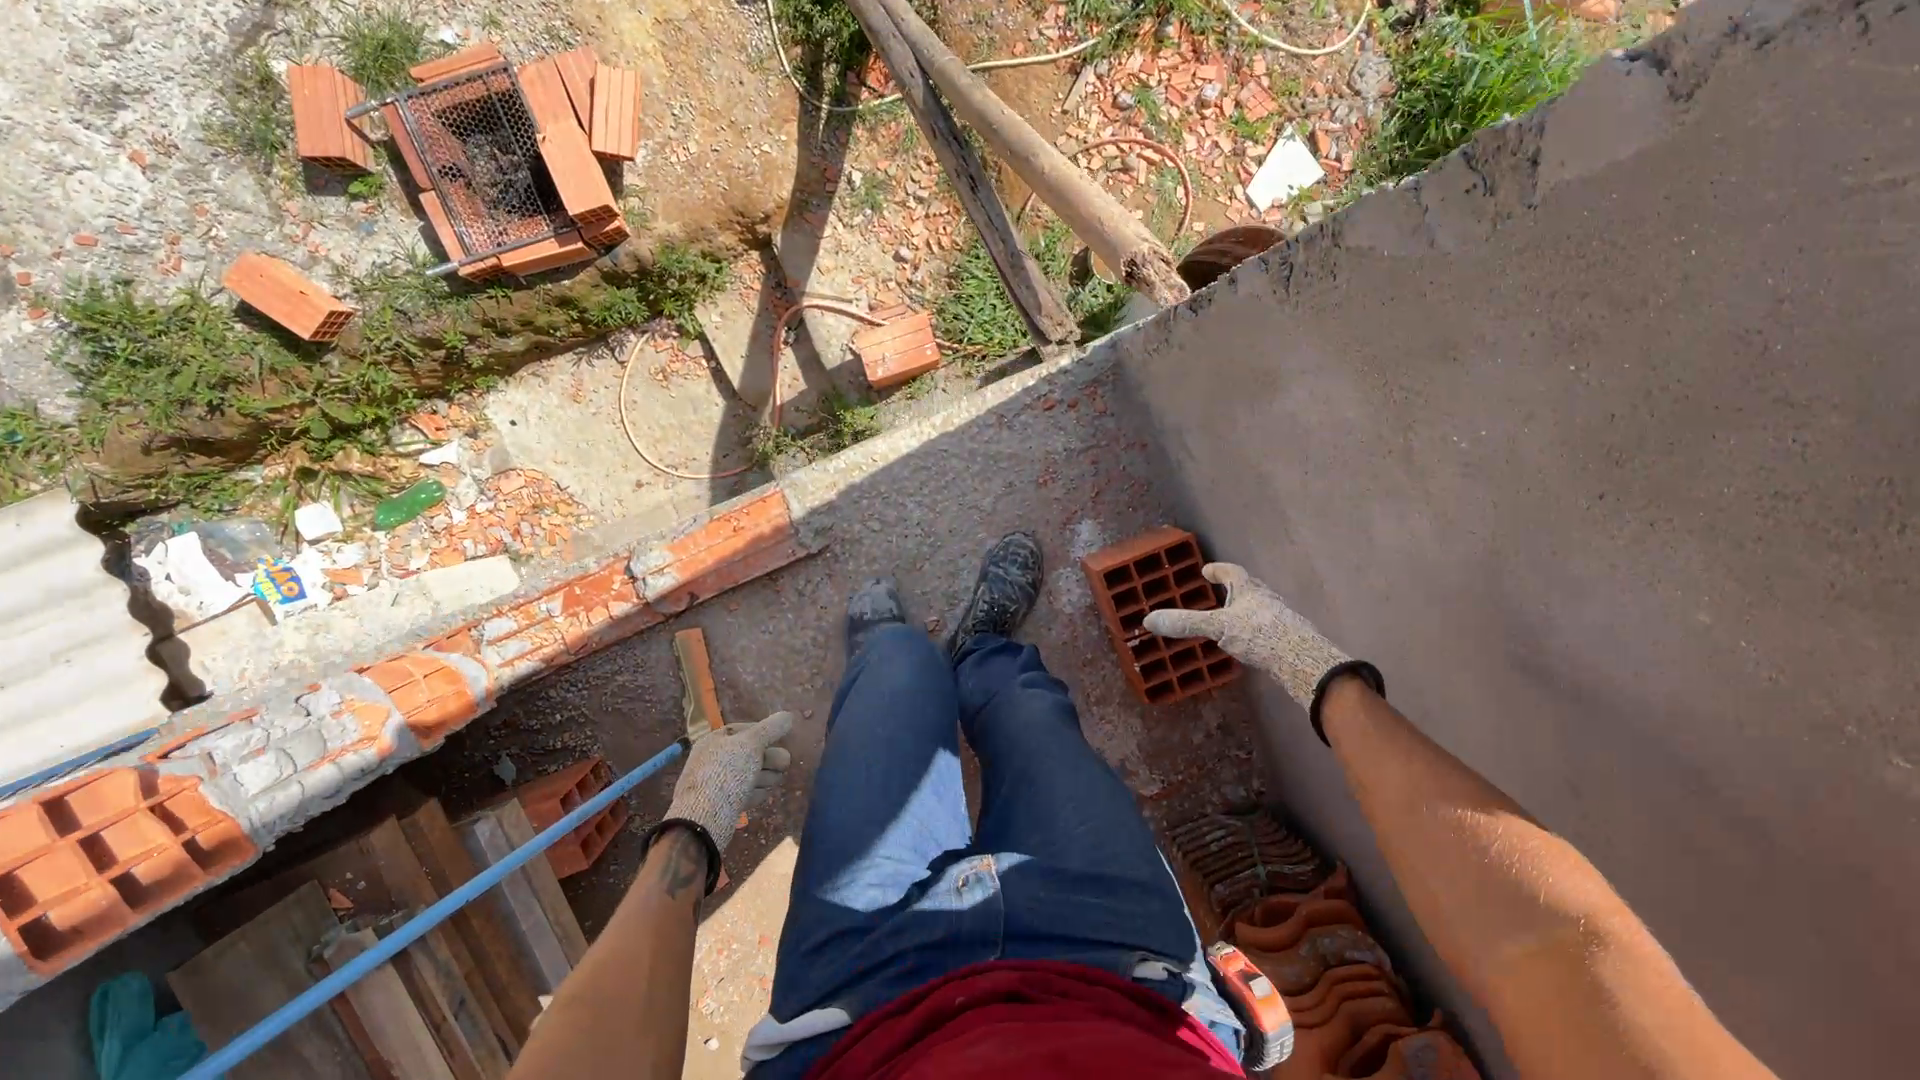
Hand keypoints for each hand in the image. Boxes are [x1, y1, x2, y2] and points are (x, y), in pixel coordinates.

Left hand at [659, 712, 792, 881]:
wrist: (705, 819)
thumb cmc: (726, 774)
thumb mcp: (751, 744)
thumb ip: (771, 729)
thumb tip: (788, 715)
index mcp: (714, 741)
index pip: (743, 729)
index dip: (764, 731)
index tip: (781, 738)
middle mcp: (715, 760)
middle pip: (750, 753)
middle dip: (769, 757)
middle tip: (785, 763)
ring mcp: (719, 783)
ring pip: (750, 774)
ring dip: (765, 775)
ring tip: (772, 780)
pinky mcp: (725, 803)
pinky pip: (746, 792)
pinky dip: (755, 792)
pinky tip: (761, 794)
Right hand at [1142, 564, 1381, 741]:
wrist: (1301, 658)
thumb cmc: (1260, 635)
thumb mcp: (1217, 628)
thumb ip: (1186, 624)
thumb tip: (1149, 619)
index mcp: (1248, 590)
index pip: (1232, 573)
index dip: (1219, 571)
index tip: (1206, 571)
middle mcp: (1266, 599)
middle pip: (1248, 588)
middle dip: (1233, 590)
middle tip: (1218, 592)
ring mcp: (1279, 617)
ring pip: (1259, 607)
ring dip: (1245, 609)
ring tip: (1231, 618)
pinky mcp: (1287, 636)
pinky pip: (1267, 626)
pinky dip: (1255, 629)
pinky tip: (1250, 642)